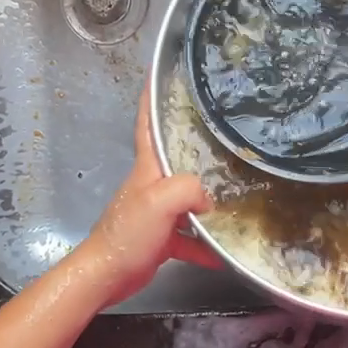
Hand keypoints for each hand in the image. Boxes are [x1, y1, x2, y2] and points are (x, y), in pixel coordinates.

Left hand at [67, 86, 221, 305]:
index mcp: (148, 169)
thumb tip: (210, 199)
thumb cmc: (128, 234)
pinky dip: (204, 245)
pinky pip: (188, 237)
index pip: (149, 124)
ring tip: (239, 198)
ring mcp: (156, 213)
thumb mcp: (159, 201)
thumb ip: (188, 189)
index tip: (163, 72)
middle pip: (176, 159)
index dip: (153, 97)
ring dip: (209, 202)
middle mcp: (151, 185)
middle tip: (227, 134)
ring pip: (188, 200)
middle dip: (198, 146)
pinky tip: (222, 255)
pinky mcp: (159, 239)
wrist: (107, 275)